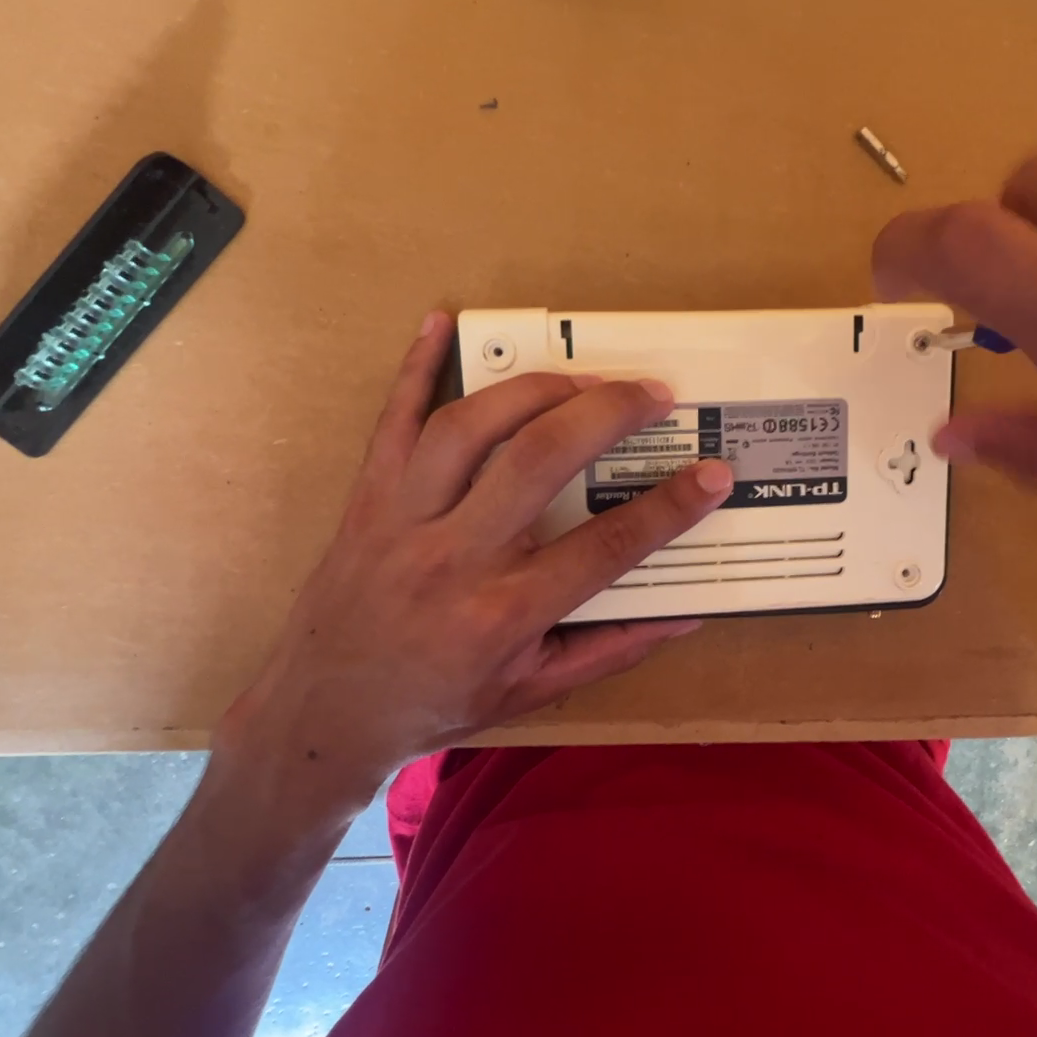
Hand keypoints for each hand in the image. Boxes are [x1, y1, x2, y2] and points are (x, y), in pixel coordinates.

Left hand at [208, 311, 734, 833]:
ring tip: (584, 378)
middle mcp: (453, 557)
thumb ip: (611, 650)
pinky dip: (415, 367)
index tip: (712, 474)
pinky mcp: (367, 498)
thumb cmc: (438, 704)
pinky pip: (391, 420)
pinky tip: (440, 322)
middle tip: (653, 394)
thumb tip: (684, 617)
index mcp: (502, 613)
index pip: (605, 547)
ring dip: (535, 389)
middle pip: (540, 461)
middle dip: (606, 415)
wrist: (324, 713)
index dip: (669, 507)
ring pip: (471, 427)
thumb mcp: (533, 690)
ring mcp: (403, 518)